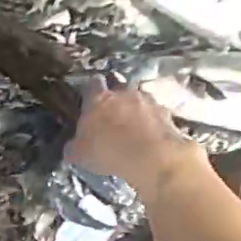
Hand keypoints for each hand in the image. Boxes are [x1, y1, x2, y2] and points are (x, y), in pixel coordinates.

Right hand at [65, 87, 205, 192]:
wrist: (153, 157)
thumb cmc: (108, 152)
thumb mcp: (79, 154)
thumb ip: (74, 146)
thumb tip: (72, 146)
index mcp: (98, 99)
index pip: (92, 83)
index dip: (90, 91)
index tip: (89, 100)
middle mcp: (123, 93)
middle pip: (118, 87)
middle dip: (115, 97)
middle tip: (111, 114)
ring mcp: (148, 100)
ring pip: (139, 99)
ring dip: (135, 109)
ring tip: (133, 126)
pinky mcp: (167, 113)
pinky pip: (156, 113)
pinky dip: (152, 121)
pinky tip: (149, 136)